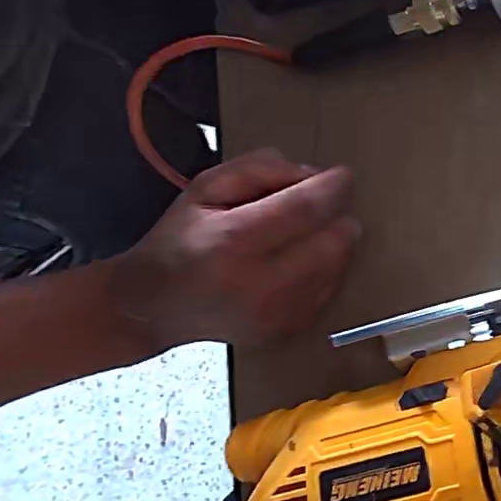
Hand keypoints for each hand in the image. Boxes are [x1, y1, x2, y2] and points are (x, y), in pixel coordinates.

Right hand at [104, 148, 359, 348]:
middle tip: (321, 207)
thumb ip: (257, 170)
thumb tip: (312, 174)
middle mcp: (261, 283)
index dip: (333, 187)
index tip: (344, 176)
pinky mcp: (291, 330)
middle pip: (334, 240)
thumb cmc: (180, 244)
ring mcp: (280, 313)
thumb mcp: (202, 190)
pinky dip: (327, 270)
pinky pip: (332, 290)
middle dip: (338, 216)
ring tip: (303, 236)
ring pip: (339, 266)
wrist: (157, 312)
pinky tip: (301, 264)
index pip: (304, 208)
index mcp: (233, 241)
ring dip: (335, 243)